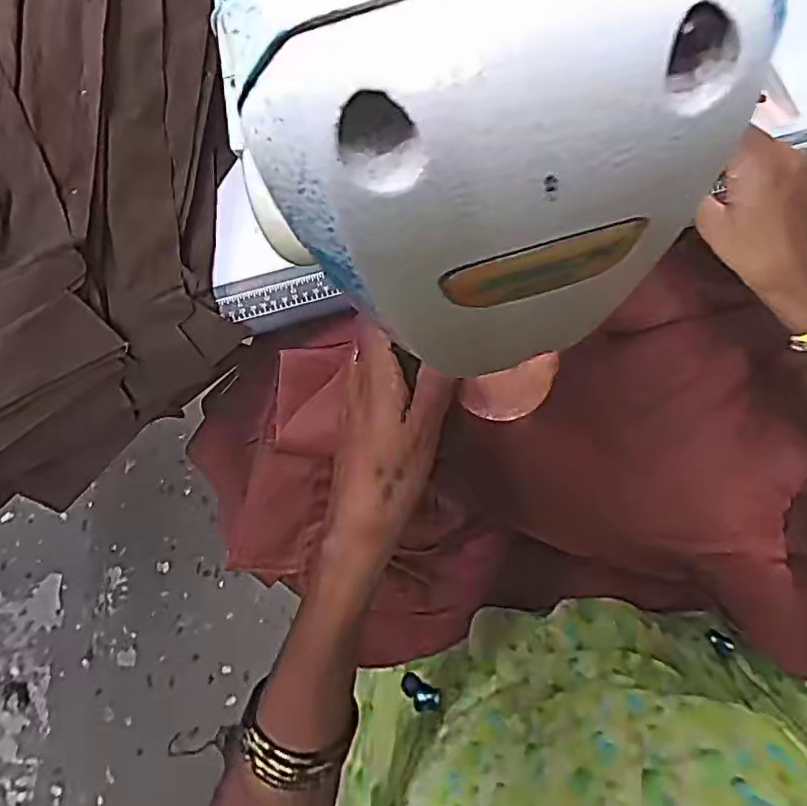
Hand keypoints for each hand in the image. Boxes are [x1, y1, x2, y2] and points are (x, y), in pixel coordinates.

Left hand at [319, 320, 455, 584]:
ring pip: (376, 350)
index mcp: (371, 371)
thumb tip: (452, 334)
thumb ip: (437, 379)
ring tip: (437, 330)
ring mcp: (354, 393)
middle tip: (441, 306)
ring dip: (402, 339)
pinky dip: (397, 362)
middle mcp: (356, 374)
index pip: (373, 315)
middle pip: (375, 329)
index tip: (425, 285)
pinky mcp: (358, 410)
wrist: (358, 521)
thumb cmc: (392, 475)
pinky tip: (420, 371)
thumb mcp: (424, 427)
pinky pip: (376, 370)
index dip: (395, 295)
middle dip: (405, 315)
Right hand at [695, 124, 806, 332]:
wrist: (800, 279)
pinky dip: (747, 162)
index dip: (697, 130)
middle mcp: (784, 151)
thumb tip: (680, 167)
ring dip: (730, 153)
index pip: (723, 124)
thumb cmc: (755, 255)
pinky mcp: (801, 172)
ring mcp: (797, 160)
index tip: (674, 140)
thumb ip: (694, 185)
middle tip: (684, 158)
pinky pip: (767, 155)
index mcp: (760, 159)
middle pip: (739, 130)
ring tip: (706, 172)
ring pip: (753, 142)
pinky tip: (730, 182)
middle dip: (712, 141)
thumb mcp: (709, 222)